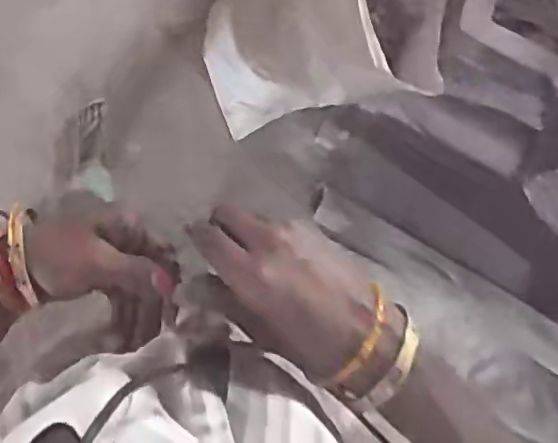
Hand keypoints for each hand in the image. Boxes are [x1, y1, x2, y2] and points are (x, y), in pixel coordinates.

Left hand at [23, 210, 179, 350]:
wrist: (18, 268)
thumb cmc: (59, 256)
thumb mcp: (99, 263)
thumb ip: (135, 271)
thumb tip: (169, 282)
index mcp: (128, 226)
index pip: (162, 254)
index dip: (168, 284)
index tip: (170, 317)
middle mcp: (125, 239)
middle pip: (151, 276)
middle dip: (151, 309)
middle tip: (149, 341)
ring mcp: (113, 258)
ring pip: (137, 291)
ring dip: (137, 319)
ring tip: (130, 348)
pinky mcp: (102, 276)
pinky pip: (122, 298)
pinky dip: (123, 318)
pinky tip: (120, 341)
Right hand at [186, 204, 390, 384]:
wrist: (369, 337)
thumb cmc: (310, 345)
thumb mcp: (260, 331)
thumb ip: (222, 301)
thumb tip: (189, 285)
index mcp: (251, 271)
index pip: (207, 235)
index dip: (195, 236)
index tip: (192, 243)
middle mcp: (266, 239)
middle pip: (225, 212)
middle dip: (217, 225)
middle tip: (220, 247)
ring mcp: (289, 227)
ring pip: (250, 214)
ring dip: (243, 228)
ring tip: (252, 253)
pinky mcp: (308, 225)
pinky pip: (274, 219)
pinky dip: (266, 231)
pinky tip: (279, 255)